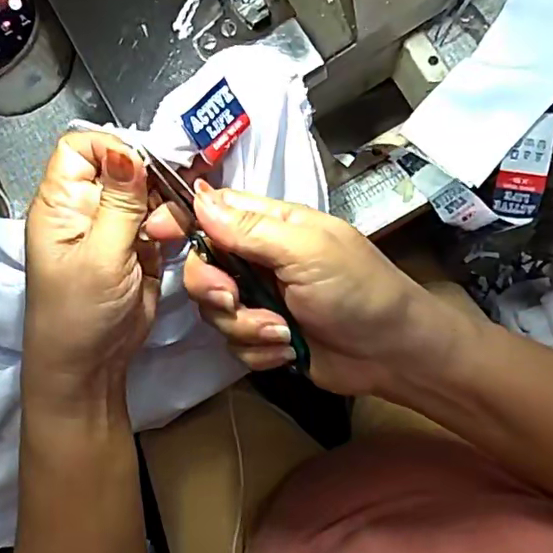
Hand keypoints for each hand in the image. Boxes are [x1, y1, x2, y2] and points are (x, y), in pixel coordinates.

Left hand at [23, 132, 159, 407]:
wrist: (91, 367)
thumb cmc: (78, 315)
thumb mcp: (99, 257)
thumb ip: (119, 204)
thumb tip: (128, 152)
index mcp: (61, 204)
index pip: (82, 148)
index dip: (113, 149)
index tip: (143, 170)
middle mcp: (88, 208)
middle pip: (124, 167)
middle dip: (151, 180)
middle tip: (164, 208)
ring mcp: (116, 227)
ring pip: (149, 192)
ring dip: (167, 206)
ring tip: (166, 234)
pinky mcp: (140, 246)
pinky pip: (163, 219)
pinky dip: (175, 224)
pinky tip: (178, 236)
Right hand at [145, 184, 466, 396]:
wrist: (393, 353)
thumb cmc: (360, 290)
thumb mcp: (308, 250)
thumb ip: (251, 229)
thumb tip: (199, 200)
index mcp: (273, 225)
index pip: (213, 210)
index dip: (182, 219)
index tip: (159, 233)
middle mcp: (260, 259)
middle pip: (204, 266)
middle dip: (215, 289)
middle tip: (236, 299)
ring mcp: (262, 299)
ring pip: (215, 311)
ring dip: (245, 326)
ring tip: (283, 332)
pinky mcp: (265, 336)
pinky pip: (234, 343)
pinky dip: (259, 350)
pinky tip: (289, 350)